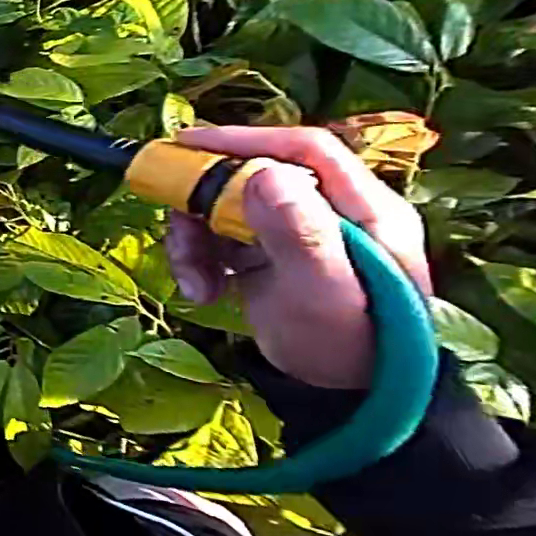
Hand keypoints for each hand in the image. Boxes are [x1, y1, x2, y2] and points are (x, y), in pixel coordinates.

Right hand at [163, 126, 432, 389]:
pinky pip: (213, 238)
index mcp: (360, 208)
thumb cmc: (349, 343)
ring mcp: (292, 233)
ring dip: (192, 238)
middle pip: (246, 177)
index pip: (301, 148)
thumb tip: (263, 174)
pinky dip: (196, 259)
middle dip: (201, 202)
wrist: (349, 395)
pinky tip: (201, 290)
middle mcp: (325, 211)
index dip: (243, 139)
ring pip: (220, 208)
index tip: (186, 146)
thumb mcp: (322, 290)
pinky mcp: (263, 255)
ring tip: (192, 280)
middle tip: (175, 223)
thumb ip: (299, 232)